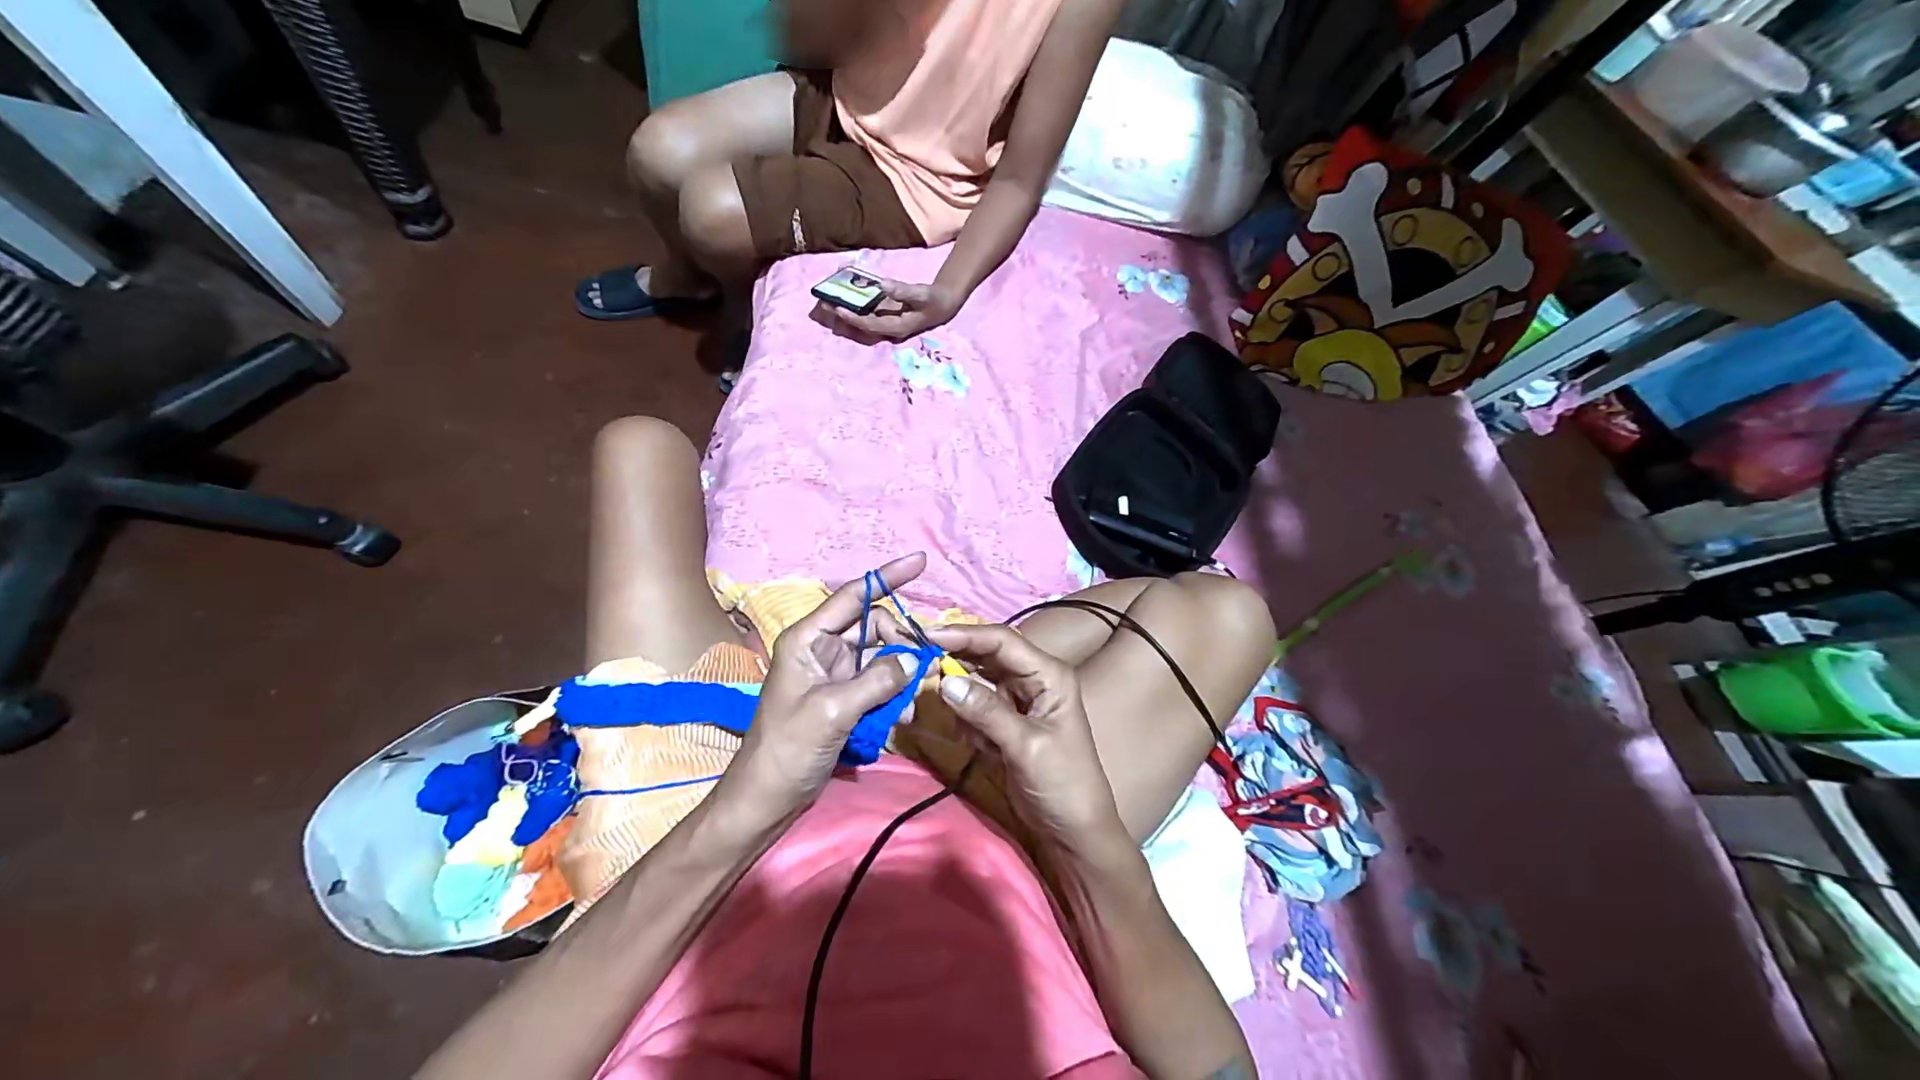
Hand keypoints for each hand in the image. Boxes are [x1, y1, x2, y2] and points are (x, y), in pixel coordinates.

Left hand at [716, 554, 928, 827]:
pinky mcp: (845, 698)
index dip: (888, 577)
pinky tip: (904, 715)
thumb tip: (914, 659)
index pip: (853, 596)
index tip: (921, 562)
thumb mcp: (833, 710)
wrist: (768, 798)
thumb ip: (877, 679)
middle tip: (926, 665)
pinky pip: (880, 683)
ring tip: (913, 702)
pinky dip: (896, 694)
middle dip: (902, 642)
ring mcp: (835, 675)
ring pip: (882, 657)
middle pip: (875, 627)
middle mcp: (823, 649)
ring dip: (903, 674)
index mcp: (808, 639)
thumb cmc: (788, 748)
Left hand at [822, 278, 961, 340]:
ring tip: (825, 302)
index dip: (852, 318)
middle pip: (859, 327)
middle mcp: (887, 329)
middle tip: (822, 305)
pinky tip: (841, 298)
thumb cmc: (932, 300)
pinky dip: (852, 308)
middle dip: (841, 317)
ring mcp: (884, 324)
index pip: (869, 325)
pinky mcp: (883, 317)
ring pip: (859, 322)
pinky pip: (864, 314)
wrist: (941, 306)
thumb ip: (903, 290)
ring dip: (843, 314)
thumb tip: (881, 285)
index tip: (838, 308)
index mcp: (895, 327)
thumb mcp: (922, 294)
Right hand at [925, 623, 1127, 853]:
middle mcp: (1032, 680)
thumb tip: (946, 682)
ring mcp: (1016, 701)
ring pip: (975, 679)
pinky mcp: (1002, 723)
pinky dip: (959, 713)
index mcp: (1048, 674)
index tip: (926, 634)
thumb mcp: (1026, 746)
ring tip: (923, 689)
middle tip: (914, 657)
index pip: (1001, 641)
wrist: (1074, 832)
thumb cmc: (1063, 784)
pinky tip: (954, 728)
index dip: (964, 634)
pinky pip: (973, 706)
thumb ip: (987, 712)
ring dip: (952, 686)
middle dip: (952, 655)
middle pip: (985, 655)